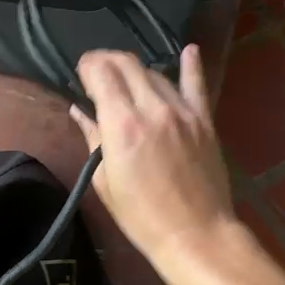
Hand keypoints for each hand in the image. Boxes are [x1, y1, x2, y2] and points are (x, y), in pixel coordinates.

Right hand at [71, 45, 236, 265]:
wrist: (194, 233)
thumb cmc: (140, 216)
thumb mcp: (104, 181)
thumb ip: (93, 139)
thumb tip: (80, 113)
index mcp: (122, 125)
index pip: (102, 74)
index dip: (88, 66)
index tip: (80, 71)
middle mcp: (152, 108)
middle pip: (127, 64)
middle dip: (107, 60)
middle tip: (96, 69)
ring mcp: (182, 112)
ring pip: (156, 73)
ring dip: (136, 70)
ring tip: (125, 78)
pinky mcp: (204, 120)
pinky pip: (196, 85)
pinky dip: (191, 66)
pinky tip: (188, 51)